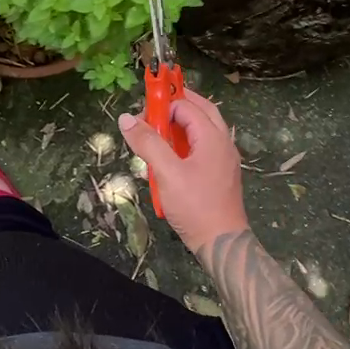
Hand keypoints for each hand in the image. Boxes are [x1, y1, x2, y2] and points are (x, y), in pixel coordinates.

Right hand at [118, 88, 247, 254]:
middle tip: (151, 111)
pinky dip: (185, 141)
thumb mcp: (166, 173)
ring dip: (180, 123)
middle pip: (201, 110)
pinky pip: (203, 145)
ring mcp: (223, 158)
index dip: (162, 106)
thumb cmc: (195, 206)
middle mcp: (223, 143)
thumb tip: (126, 118)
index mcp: (213, 138)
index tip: (141, 120)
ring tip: (157, 132)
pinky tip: (169, 156)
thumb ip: (147, 143)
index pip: (186, 106)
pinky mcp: (219, 172)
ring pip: (203, 128)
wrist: (221, 243)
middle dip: (176, 105)